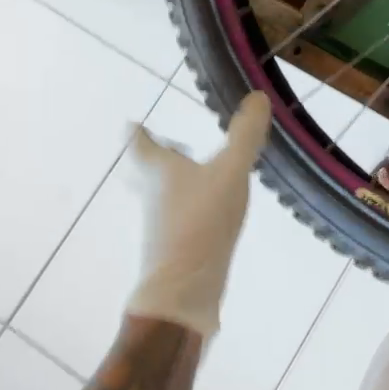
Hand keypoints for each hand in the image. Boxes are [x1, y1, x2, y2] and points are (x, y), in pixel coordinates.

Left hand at [125, 92, 271, 335]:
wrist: (183, 293)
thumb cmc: (199, 222)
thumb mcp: (230, 171)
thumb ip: (245, 135)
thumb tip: (257, 96)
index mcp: (159, 172)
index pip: (140, 146)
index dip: (137, 133)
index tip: (131, 123)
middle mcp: (153, 196)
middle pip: (142, 172)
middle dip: (150, 156)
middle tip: (161, 144)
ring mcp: (161, 224)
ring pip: (158, 194)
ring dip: (169, 179)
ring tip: (191, 170)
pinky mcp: (174, 247)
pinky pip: (175, 215)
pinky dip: (186, 203)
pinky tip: (207, 207)